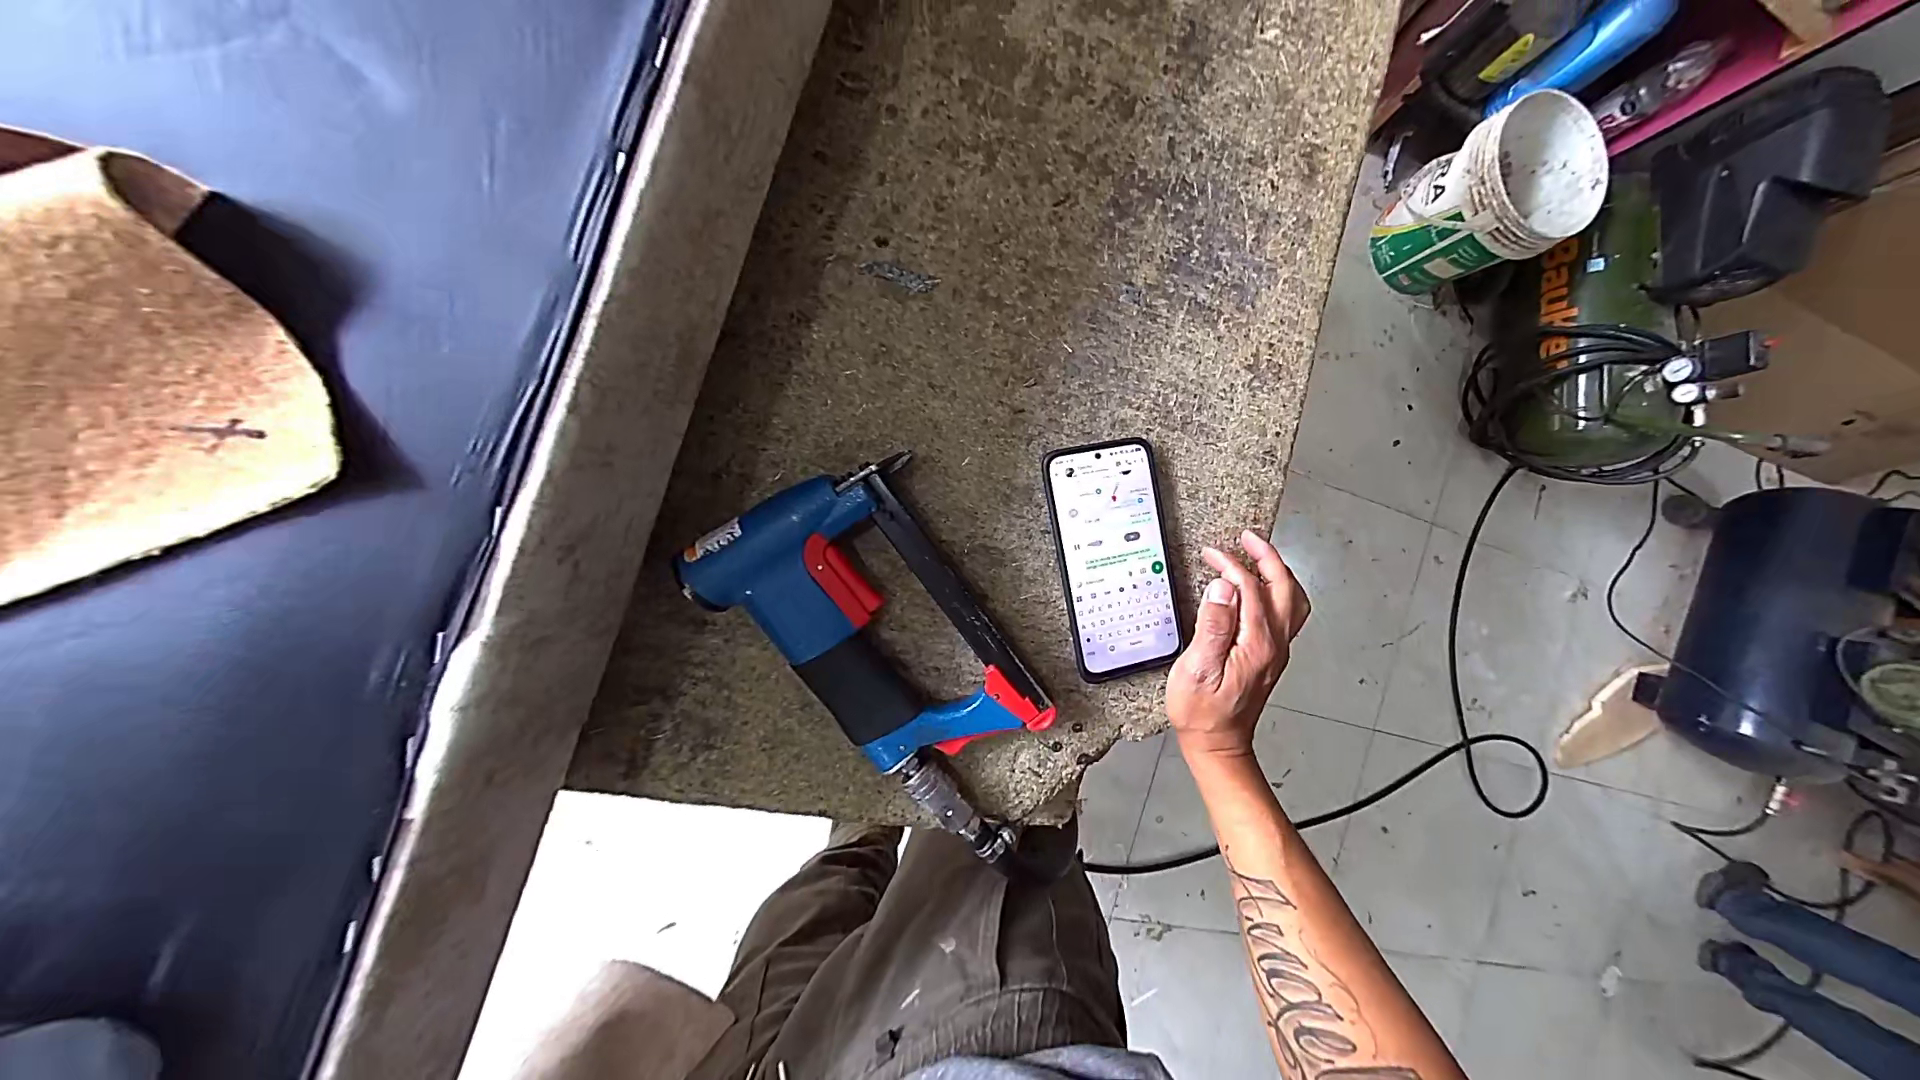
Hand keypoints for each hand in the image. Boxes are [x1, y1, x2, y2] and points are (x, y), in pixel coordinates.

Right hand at [1165, 530, 1309, 760]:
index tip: (1213, 554)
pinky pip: (1284, 613)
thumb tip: (1223, 588)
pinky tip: (1258, 590)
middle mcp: (1274, 644)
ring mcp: (1276, 650)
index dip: (1232, 565)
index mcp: (1257, 643)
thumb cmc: (1203, 711)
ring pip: (1290, 600)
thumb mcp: (1198, 668)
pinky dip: (1275, 590)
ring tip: (1256, 556)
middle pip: (1283, 588)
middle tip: (1247, 538)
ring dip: (1276, 572)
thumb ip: (1213, 625)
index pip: (1251, 589)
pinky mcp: (1270, 656)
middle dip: (1267, 557)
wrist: (1217, 743)